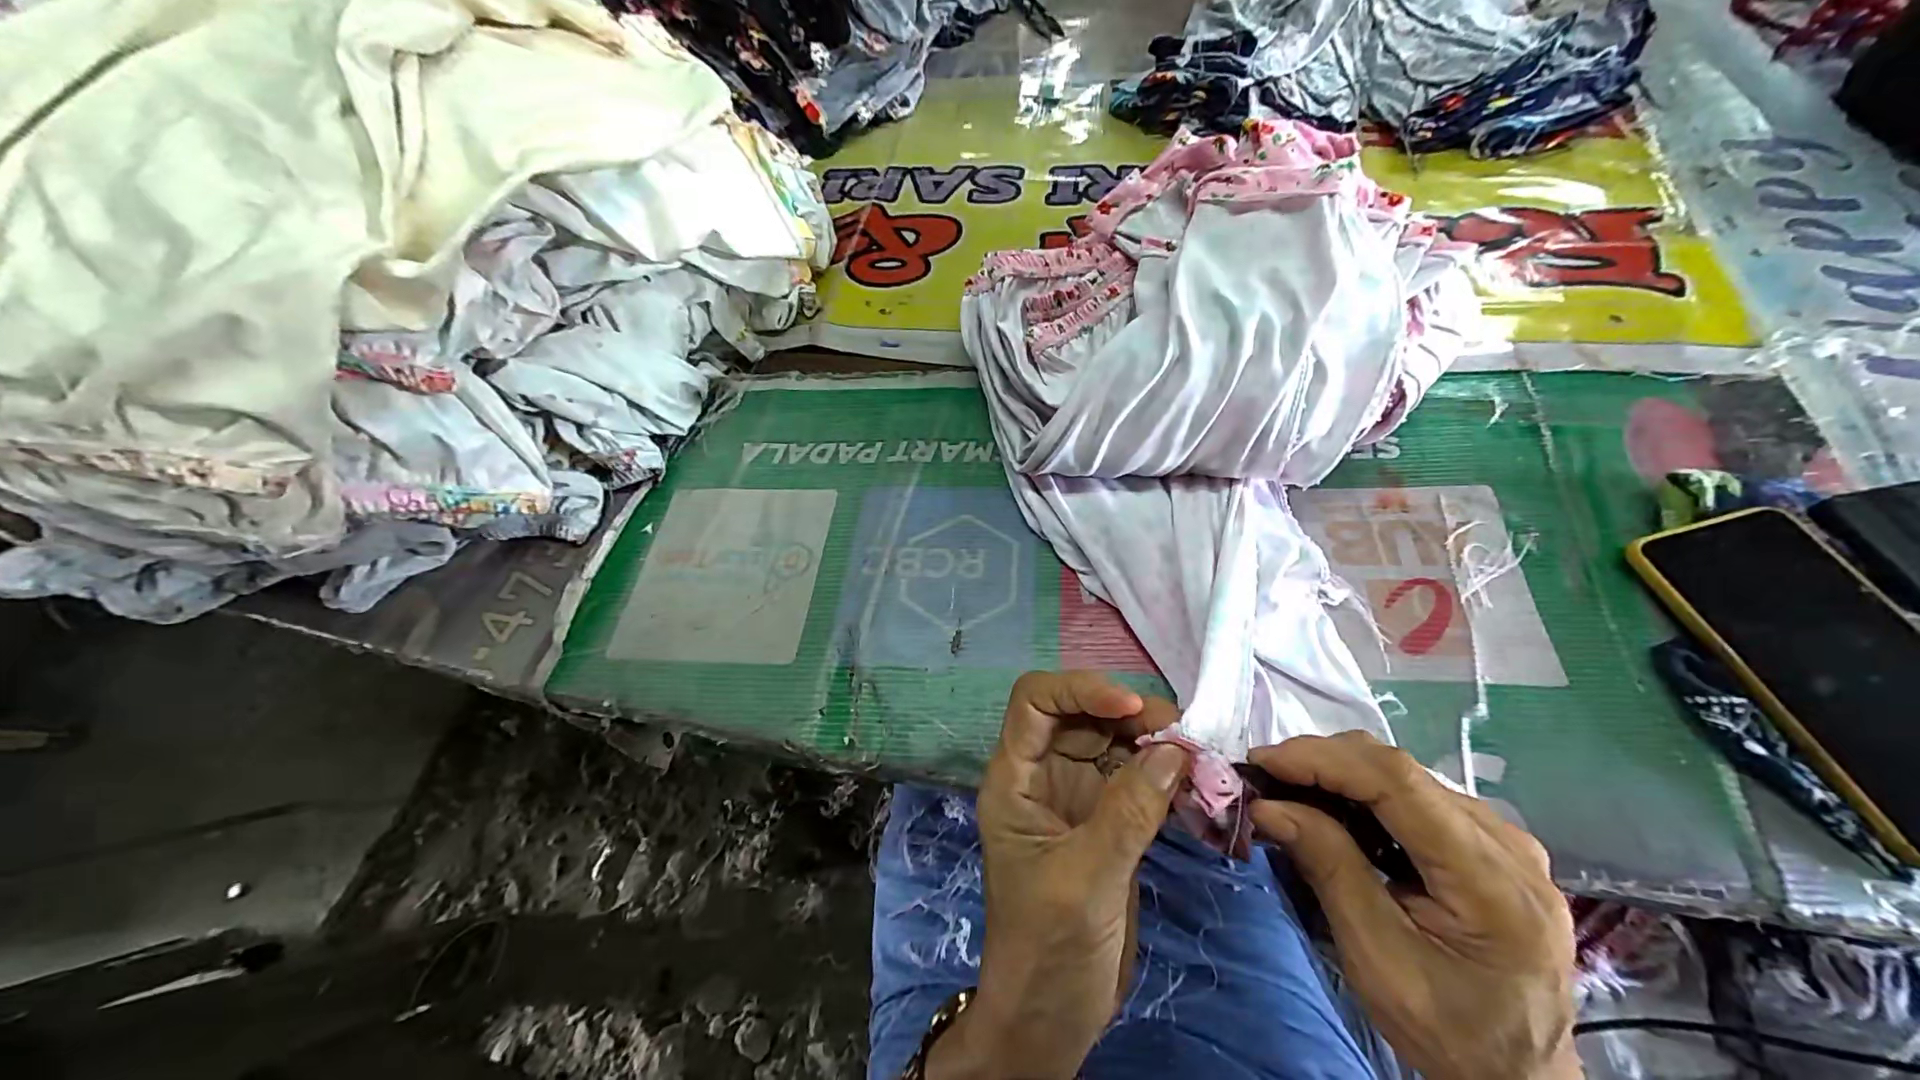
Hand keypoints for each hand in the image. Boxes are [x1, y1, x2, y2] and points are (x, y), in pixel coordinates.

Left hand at [928, 671, 1190, 1079]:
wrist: (1049, 1016)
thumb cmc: (1048, 949)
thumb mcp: (1086, 880)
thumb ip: (1128, 813)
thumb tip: (1174, 751)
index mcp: (1014, 779)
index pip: (1035, 701)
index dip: (1080, 690)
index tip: (1132, 708)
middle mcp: (1042, 775)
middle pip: (1081, 716)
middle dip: (1130, 715)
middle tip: (1185, 736)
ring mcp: (1074, 796)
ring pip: (1112, 744)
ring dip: (1154, 744)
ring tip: (1198, 761)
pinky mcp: (1104, 821)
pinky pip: (1134, 780)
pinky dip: (1164, 777)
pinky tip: (1194, 788)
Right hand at [1248, 732, 1579, 1079]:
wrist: (1517, 1075)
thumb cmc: (1447, 1029)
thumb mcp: (1377, 958)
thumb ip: (1329, 870)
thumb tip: (1267, 806)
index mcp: (1492, 880)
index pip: (1398, 783)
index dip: (1323, 760)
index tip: (1262, 762)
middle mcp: (1507, 843)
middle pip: (1399, 769)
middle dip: (1321, 761)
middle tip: (1262, 776)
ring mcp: (1502, 838)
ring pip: (1403, 774)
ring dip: (1336, 772)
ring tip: (1285, 789)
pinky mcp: (1488, 842)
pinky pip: (1413, 794)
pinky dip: (1360, 790)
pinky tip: (1328, 807)